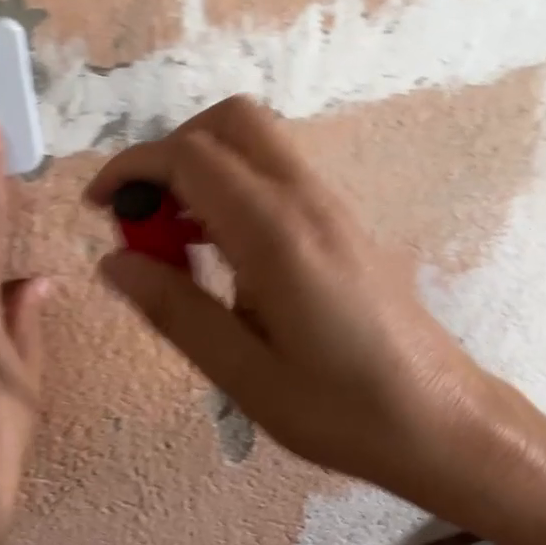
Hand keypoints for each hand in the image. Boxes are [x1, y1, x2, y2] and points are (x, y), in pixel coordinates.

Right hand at [85, 96, 521, 509]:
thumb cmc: (343, 411)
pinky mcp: (342, 220)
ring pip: (254, 140)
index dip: (132, 168)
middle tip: (146, 217)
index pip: (190, 156)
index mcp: (276, 234)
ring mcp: (331, 204)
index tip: (99, 208)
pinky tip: (225, 253)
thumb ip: (174, 310)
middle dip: (171, 151)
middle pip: (228, 121)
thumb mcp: (244, 375)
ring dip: (203, 167)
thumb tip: (112, 262)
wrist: (447, 423)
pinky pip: (276, 170)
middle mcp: (306, 199)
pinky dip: (233, 184)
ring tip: (179, 242)